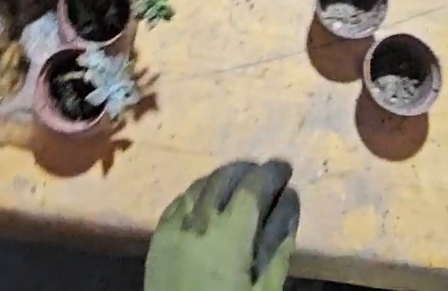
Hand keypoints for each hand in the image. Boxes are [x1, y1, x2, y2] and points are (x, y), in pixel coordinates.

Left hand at [145, 160, 301, 290]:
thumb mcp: (265, 290)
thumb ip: (278, 241)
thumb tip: (289, 200)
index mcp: (228, 234)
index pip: (253, 185)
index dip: (272, 172)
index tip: (285, 168)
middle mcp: (197, 220)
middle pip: (225, 177)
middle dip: (248, 171)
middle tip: (266, 176)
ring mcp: (173, 226)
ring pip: (200, 184)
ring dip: (223, 179)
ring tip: (240, 187)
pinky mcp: (157, 237)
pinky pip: (180, 201)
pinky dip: (199, 193)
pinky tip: (209, 203)